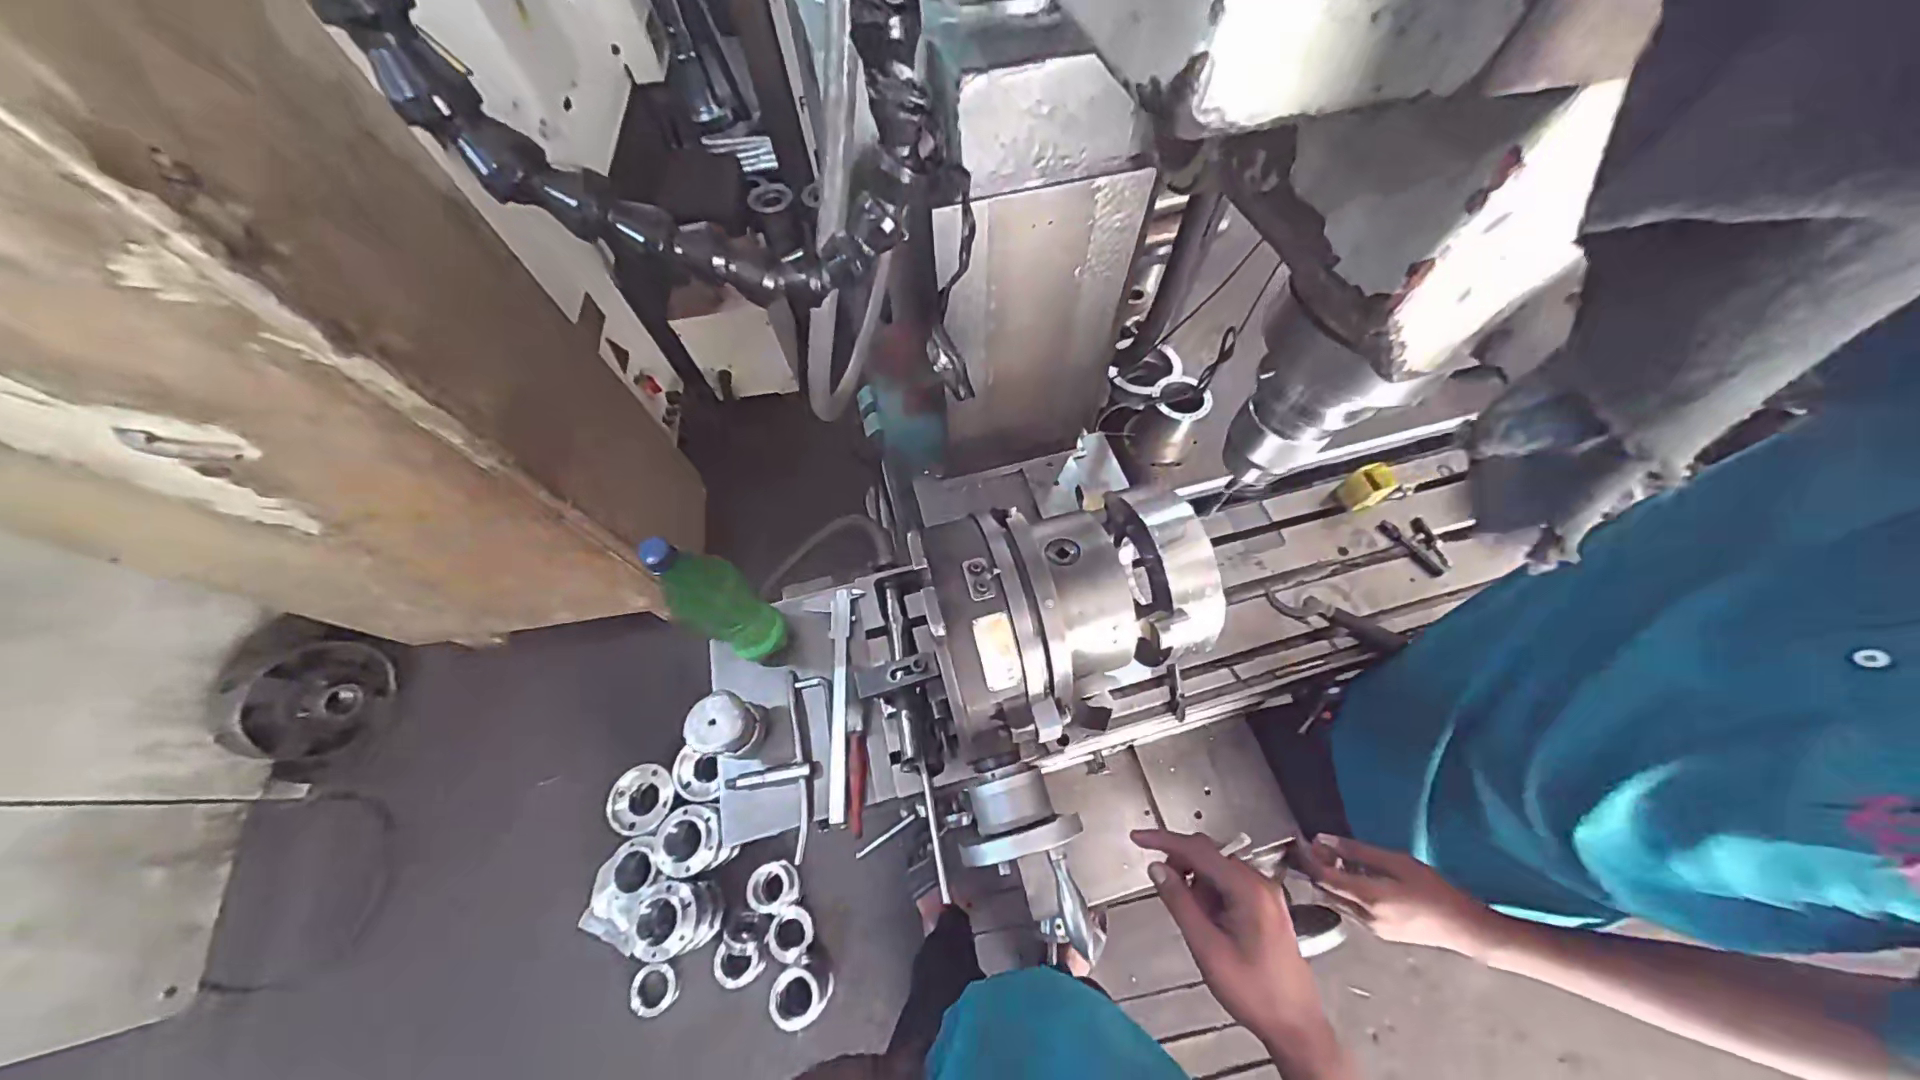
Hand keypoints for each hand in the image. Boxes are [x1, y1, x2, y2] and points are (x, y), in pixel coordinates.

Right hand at [1132, 829, 1346, 1073]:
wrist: (1297, 1027)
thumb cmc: (1254, 992)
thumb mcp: (1207, 948)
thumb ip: (1180, 902)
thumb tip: (1157, 868)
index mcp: (1248, 889)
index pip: (1198, 849)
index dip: (1164, 840)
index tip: (1138, 838)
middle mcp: (1260, 882)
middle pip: (1209, 854)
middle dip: (1182, 866)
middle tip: (1166, 891)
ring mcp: (1265, 893)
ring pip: (1217, 869)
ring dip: (1197, 885)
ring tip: (1197, 922)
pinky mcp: (1266, 905)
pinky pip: (1229, 884)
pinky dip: (1210, 894)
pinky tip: (1209, 923)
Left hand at [1303, 834, 1512, 958]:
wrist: (1466, 929)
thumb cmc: (1434, 890)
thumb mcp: (1397, 862)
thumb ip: (1357, 851)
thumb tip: (1323, 839)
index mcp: (1367, 899)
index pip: (1323, 877)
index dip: (1310, 858)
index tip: (1306, 841)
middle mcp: (1363, 918)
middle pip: (1326, 890)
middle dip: (1319, 868)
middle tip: (1324, 848)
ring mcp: (1371, 929)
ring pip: (1337, 901)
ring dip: (1332, 880)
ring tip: (1341, 859)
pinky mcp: (1380, 934)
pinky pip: (1351, 910)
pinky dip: (1346, 892)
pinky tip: (1358, 878)